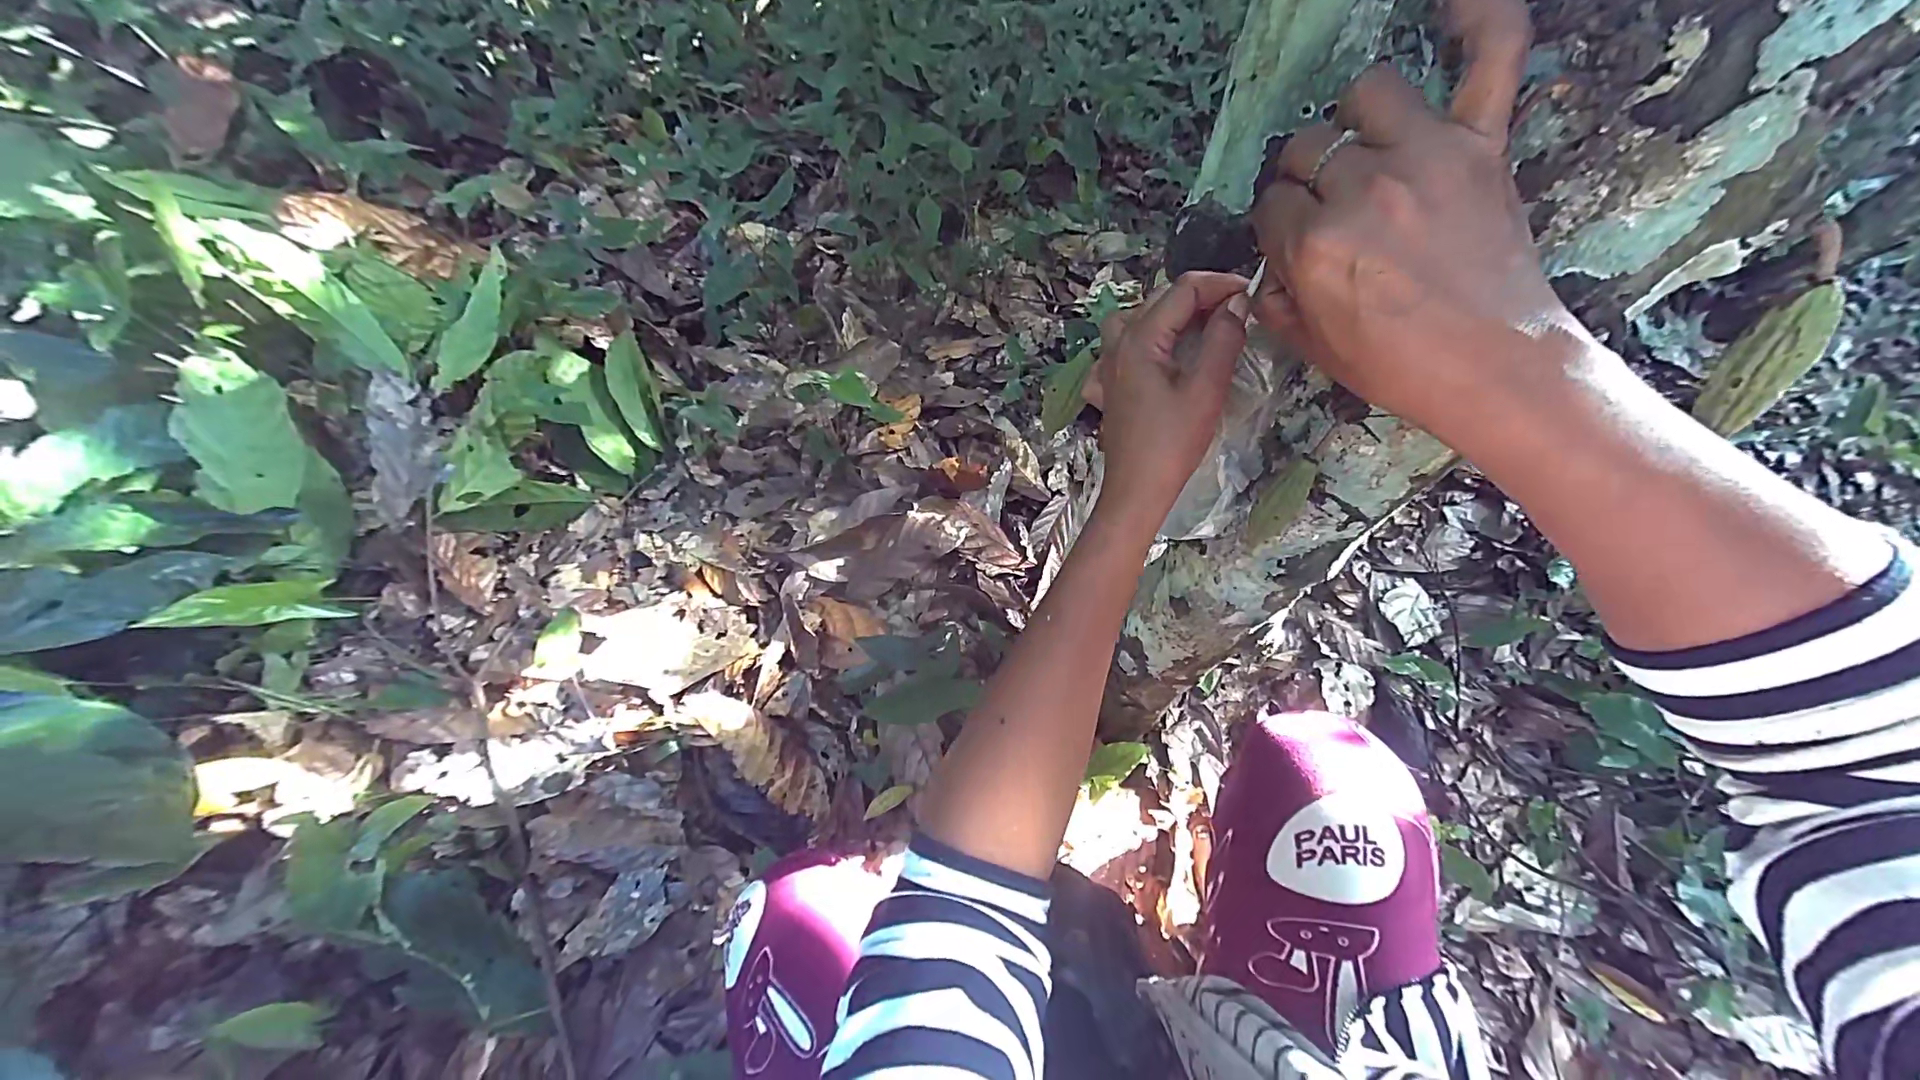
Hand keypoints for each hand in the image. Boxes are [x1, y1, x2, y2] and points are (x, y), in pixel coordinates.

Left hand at [1082, 271, 1250, 524]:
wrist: (1136, 488)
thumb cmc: (1172, 443)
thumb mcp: (1206, 389)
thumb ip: (1223, 339)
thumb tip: (1236, 303)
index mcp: (1139, 340)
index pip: (1181, 290)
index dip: (1219, 284)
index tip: (1249, 294)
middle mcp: (1116, 345)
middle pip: (1158, 301)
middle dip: (1198, 298)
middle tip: (1234, 311)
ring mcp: (1107, 366)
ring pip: (1136, 320)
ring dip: (1169, 316)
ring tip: (1199, 328)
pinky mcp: (1109, 386)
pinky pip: (1122, 349)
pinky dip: (1145, 342)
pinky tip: (1161, 358)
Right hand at [1249, 0, 1571, 441]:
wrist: (1490, 366)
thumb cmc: (1394, 365)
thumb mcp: (1313, 347)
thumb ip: (1278, 302)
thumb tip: (1268, 273)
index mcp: (1313, 247)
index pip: (1270, 207)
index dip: (1274, 224)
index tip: (1289, 240)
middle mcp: (1360, 191)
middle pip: (1306, 150)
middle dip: (1301, 177)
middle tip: (1319, 202)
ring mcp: (1425, 158)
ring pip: (1367, 93)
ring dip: (1353, 117)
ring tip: (1362, 144)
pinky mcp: (1482, 145)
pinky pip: (1493, 52)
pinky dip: (1480, 19)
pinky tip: (1453, 9)